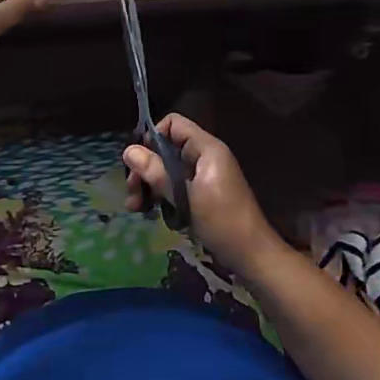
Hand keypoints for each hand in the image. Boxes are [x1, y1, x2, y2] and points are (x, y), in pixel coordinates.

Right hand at [123, 114, 280, 268]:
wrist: (251, 254)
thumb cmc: (222, 221)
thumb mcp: (185, 197)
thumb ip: (157, 172)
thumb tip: (128, 150)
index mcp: (206, 149)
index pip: (173, 124)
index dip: (151, 137)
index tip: (136, 162)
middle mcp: (204, 157)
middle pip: (166, 148)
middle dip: (145, 167)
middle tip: (131, 192)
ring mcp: (202, 176)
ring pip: (167, 169)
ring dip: (149, 185)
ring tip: (136, 207)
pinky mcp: (200, 194)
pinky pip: (174, 186)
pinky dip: (160, 195)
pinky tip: (149, 211)